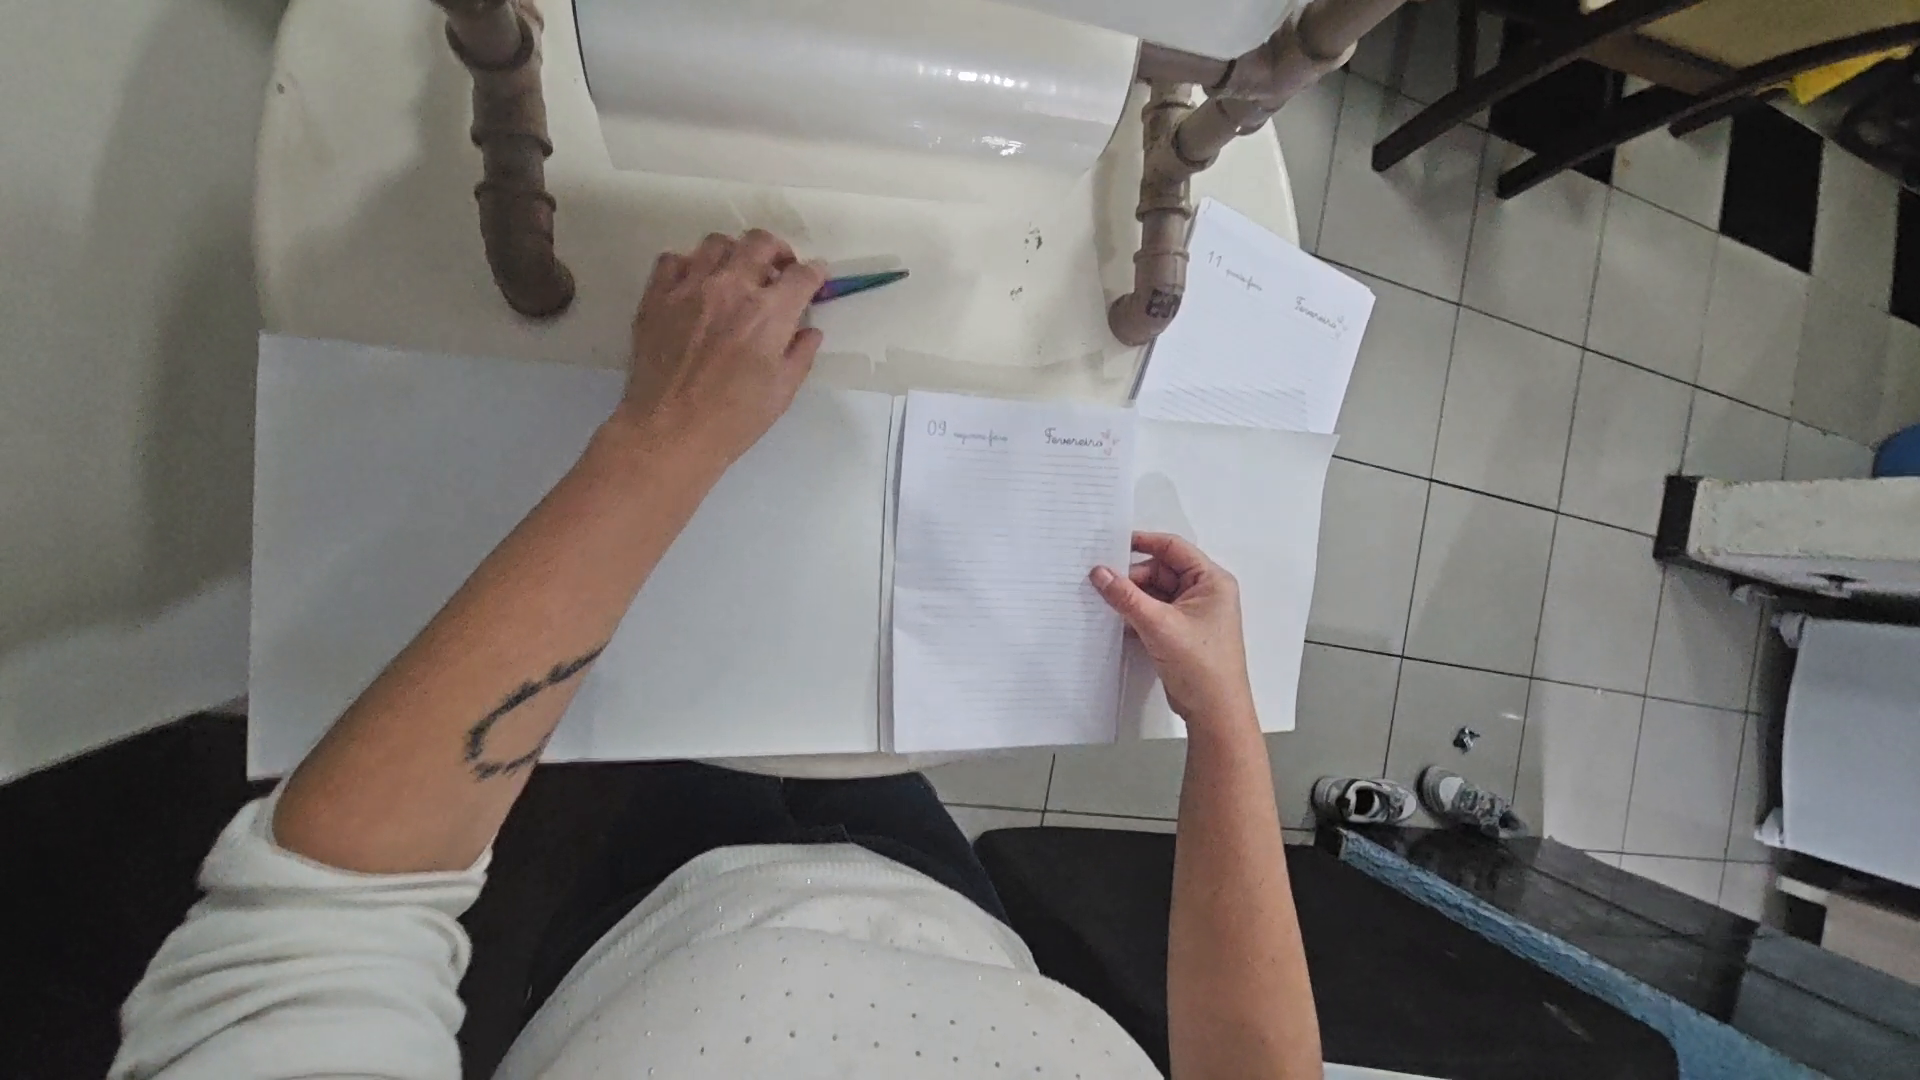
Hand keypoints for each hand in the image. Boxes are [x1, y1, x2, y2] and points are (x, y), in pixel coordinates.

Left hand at [612, 229, 828, 467]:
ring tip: (737, 275)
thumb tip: (809, 331)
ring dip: (735, 254)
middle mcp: (731, 288)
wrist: (670, 430)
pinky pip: (674, 259)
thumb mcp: (782, 392)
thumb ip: (800, 354)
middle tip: (780, 270)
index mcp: (768, 313)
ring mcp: (689, 287)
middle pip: (760, 242)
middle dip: (778, 251)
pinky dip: (690, 265)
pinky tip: (696, 286)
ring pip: (717, 243)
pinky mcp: (657, 295)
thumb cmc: (734, 419)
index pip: (801, 276)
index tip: (816, 279)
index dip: (815, 273)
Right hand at [1090, 532, 1254, 727]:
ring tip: (1102, 599)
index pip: (1173, 549)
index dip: (1143, 542)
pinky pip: (1153, 611)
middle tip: (1100, 581)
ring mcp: (1192, 613)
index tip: (1111, 544)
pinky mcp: (1180, 632)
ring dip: (1131, 596)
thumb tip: (1098, 572)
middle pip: (1160, 570)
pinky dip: (1135, 613)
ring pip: (1154, 592)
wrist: (1215, 712)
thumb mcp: (1158, 625)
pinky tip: (1114, 618)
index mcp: (1211, 581)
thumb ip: (1126, 596)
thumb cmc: (1200, 665)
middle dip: (1131, 576)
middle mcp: (1204, 592)